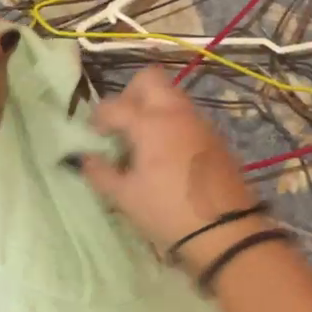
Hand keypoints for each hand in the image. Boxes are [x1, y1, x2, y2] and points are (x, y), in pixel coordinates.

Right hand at [77, 67, 263, 260]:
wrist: (226, 231)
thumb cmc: (167, 211)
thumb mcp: (125, 197)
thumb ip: (100, 173)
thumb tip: (85, 158)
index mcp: (150, 123)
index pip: (115, 105)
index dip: (98, 117)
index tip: (93, 135)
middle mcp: (176, 113)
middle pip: (150, 79)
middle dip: (129, 94)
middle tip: (121, 123)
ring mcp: (199, 123)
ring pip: (171, 96)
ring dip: (152, 108)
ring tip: (142, 141)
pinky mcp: (215, 138)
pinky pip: (186, 117)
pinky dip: (171, 124)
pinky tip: (165, 154)